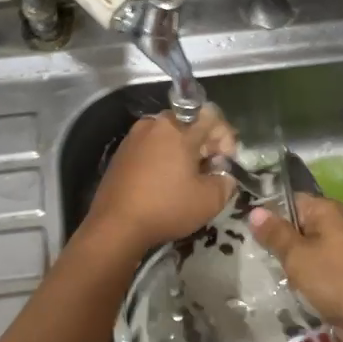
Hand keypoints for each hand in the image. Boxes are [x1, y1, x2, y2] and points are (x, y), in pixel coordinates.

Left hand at [84, 106, 238, 252]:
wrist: (115, 225)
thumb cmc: (167, 208)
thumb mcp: (210, 200)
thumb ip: (226, 180)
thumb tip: (223, 173)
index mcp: (179, 128)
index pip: (212, 116)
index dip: (226, 137)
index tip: (226, 162)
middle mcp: (154, 124)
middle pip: (189, 123)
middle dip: (204, 142)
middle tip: (209, 169)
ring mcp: (134, 136)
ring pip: (168, 134)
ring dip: (183, 150)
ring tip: (186, 177)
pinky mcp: (121, 152)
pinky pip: (150, 146)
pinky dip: (163, 156)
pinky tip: (163, 180)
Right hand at [246, 194, 342, 332]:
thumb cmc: (336, 280)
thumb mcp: (297, 255)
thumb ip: (275, 233)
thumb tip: (255, 211)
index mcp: (327, 211)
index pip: (291, 200)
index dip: (268, 213)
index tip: (245, 230)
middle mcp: (338, 225)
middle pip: (299, 226)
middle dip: (278, 242)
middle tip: (252, 254)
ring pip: (307, 251)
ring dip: (291, 264)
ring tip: (269, 275)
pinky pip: (318, 270)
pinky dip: (306, 279)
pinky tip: (293, 291)